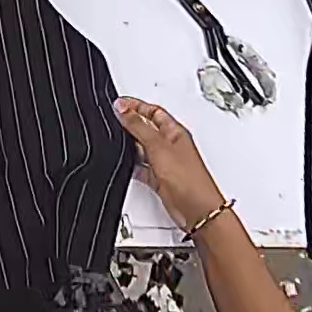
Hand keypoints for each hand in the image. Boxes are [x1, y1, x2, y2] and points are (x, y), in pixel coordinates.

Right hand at [114, 97, 225, 232]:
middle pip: (148, 128)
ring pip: (143, 147)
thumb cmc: (188, 178)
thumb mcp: (158, 146)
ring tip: (116, 138)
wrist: (196, 209)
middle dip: (131, 122)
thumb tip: (122, 109)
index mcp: (174, 132)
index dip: (137, 105)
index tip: (120, 102)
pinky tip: (126, 164)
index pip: (153, 111)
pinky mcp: (159, 179)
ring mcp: (165, 162)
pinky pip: (142, 167)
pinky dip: (132, 165)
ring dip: (131, 143)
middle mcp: (170, 146)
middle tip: (116, 116)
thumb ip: (138, 127)